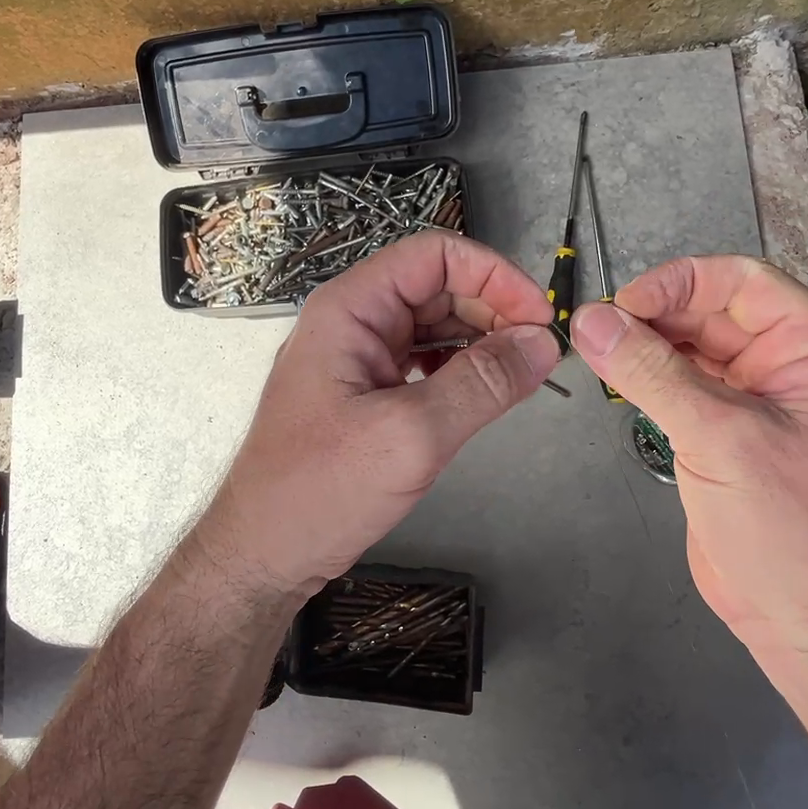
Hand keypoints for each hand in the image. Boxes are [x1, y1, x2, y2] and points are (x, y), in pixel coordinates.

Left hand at [198, 231, 561, 597]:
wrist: (263, 553)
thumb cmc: (321, 490)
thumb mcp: (412, 435)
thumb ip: (483, 384)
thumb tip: (544, 343)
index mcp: (350, 308)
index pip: (433, 255)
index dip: (493, 274)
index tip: (538, 317)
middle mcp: (353, 320)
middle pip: (438, 286)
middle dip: (493, 309)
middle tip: (538, 353)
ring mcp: (359, 355)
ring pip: (435, 323)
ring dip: (481, 340)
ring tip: (521, 373)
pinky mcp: (367, 390)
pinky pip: (424, 359)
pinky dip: (461, 369)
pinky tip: (484, 391)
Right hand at [570, 256, 807, 658]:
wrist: (805, 623)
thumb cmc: (787, 529)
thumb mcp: (720, 439)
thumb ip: (652, 373)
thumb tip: (591, 320)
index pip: (746, 283)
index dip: (681, 282)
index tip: (623, 305)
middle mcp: (793, 366)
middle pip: (715, 311)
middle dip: (656, 315)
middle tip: (597, 330)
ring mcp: (759, 400)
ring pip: (694, 345)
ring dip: (646, 343)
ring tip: (598, 350)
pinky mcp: (727, 431)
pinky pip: (683, 382)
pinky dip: (648, 375)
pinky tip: (616, 375)